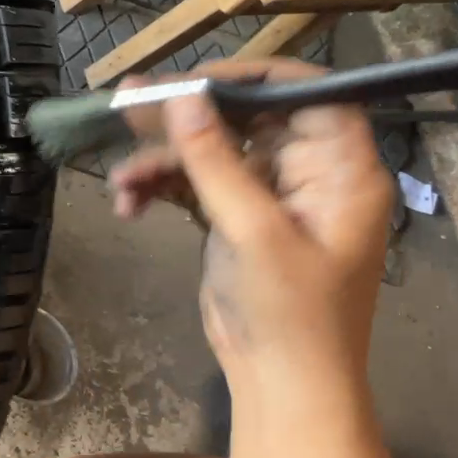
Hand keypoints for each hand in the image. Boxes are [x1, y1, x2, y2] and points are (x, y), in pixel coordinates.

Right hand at [109, 58, 394, 383]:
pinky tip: (127, 206)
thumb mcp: (251, 230)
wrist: (279, 379)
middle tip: (123, 106)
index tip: (188, 81)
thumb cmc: (288, 309)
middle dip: (181, 118)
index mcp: (338, 170)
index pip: (306, 94)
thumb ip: (214, 161)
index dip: (250, 78)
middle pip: (242, 119)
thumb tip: (180, 97)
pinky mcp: (231, 216)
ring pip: (205, 152)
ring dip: (157, 163)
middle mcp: (305, 173)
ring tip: (119, 183)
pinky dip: (155, 189)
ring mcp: (265, 195)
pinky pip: (189, 183)